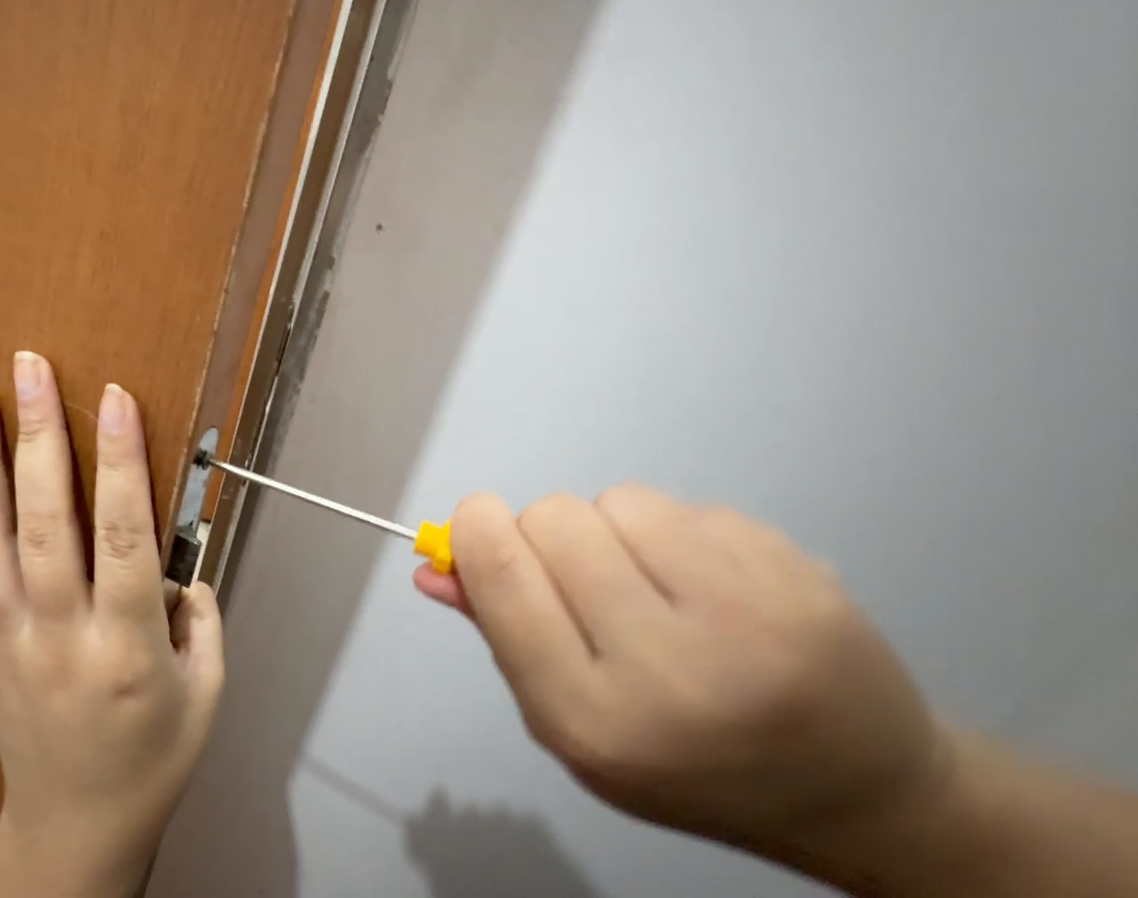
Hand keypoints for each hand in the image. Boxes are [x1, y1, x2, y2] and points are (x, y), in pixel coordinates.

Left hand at [0, 353, 223, 897]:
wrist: (72, 827)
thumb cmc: (148, 765)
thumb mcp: (206, 696)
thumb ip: (200, 618)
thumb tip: (179, 564)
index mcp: (124, 650)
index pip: (125, 539)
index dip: (121, 463)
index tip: (115, 400)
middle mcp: (58, 634)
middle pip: (44, 522)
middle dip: (38, 437)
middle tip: (30, 370)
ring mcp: (10, 635)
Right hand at [414, 487, 953, 876]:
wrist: (859, 792)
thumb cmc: (686, 765)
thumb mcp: (574, 726)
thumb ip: (503, 637)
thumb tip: (432, 566)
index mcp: (594, 720)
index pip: (504, 577)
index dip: (476, 531)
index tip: (479, 523)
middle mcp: (670, 672)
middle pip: (554, 519)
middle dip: (548, 535)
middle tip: (582, 578)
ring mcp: (749, 621)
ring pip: (620, 500)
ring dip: (616, 529)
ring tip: (655, 584)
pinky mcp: (801, 578)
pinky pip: (689, 504)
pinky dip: (679, 533)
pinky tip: (714, 587)